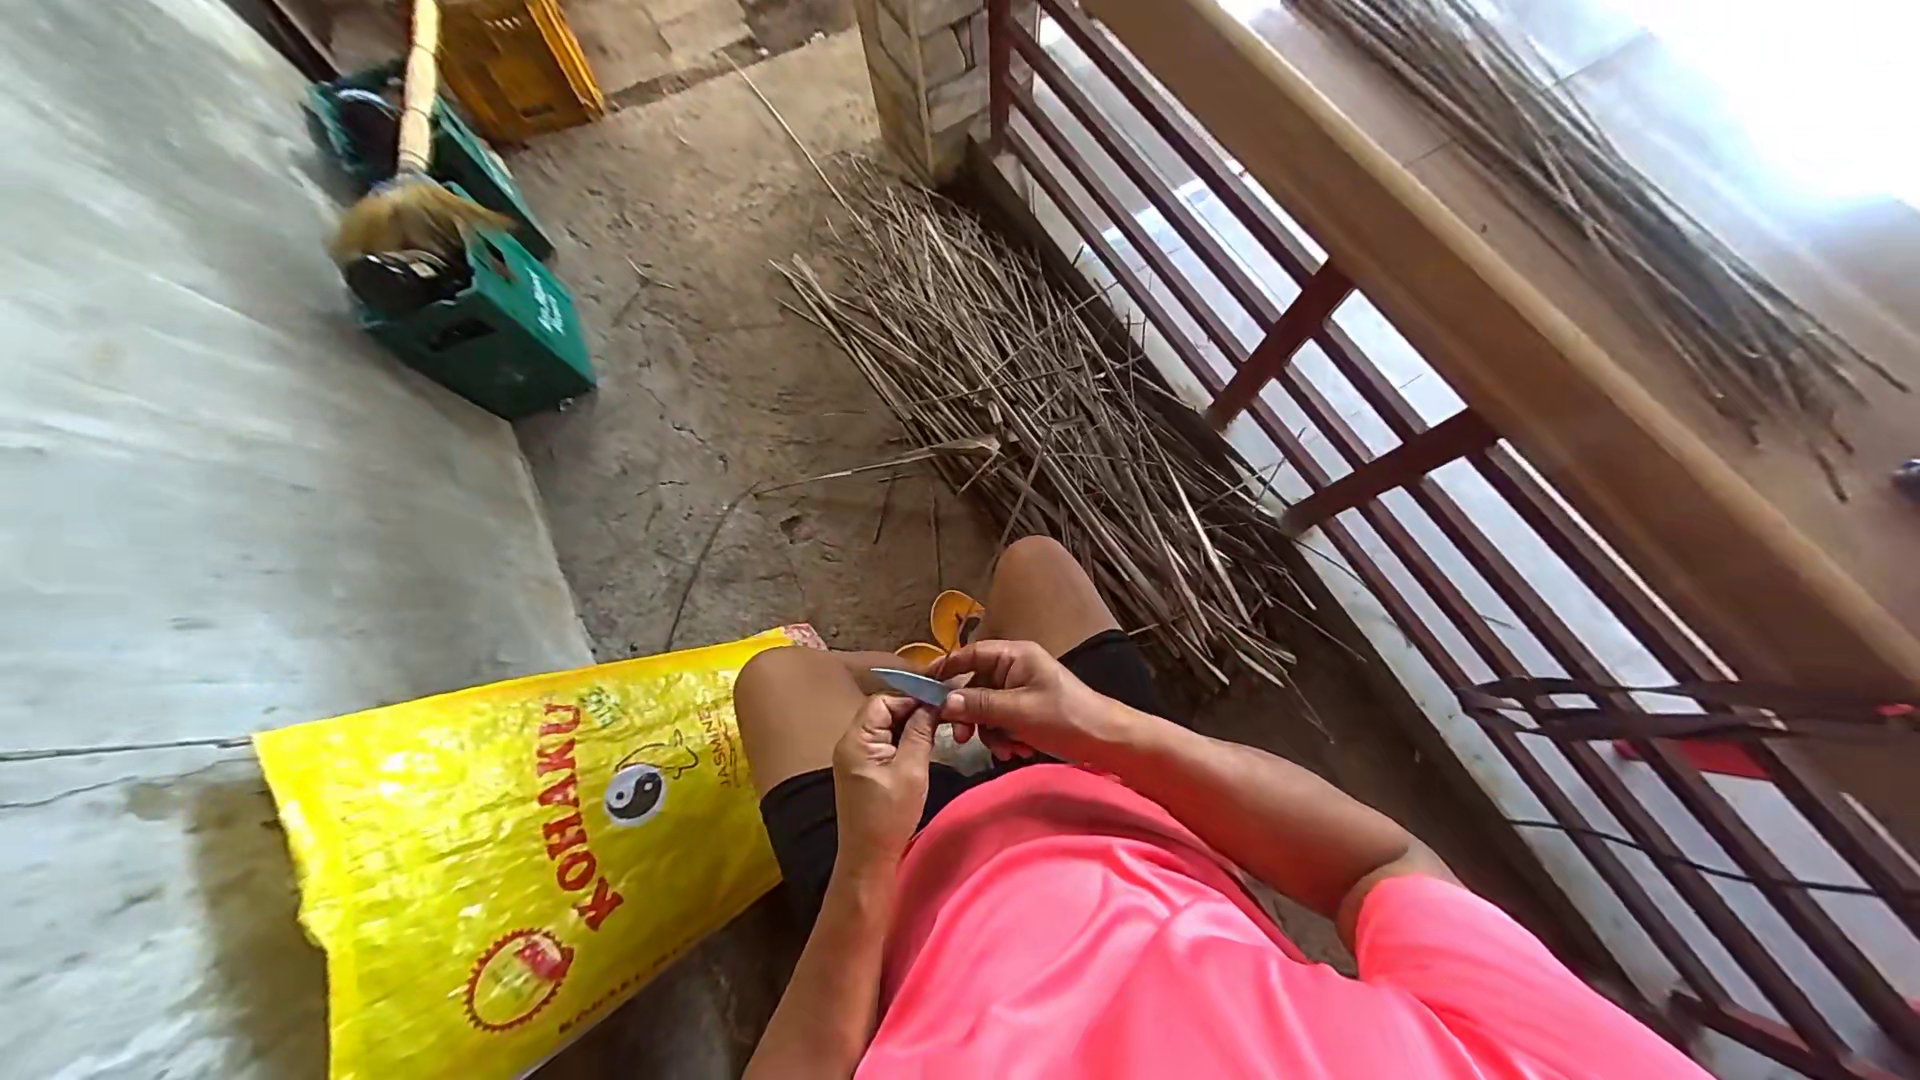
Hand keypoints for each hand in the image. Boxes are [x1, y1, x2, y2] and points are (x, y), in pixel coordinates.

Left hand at [832, 695, 936, 872]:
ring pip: (885, 724)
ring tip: (936, 728)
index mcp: (857, 739)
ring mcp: (854, 754)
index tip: (939, 702)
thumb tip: (933, 703)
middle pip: (883, 710)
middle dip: (912, 709)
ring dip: (909, 724)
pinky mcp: (862, 766)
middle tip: (942, 715)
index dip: (911, 698)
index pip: (883, 701)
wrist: (868, 858)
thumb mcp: (912, 770)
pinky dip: (902, 738)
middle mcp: (850, 741)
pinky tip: (922, 743)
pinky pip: (883, 740)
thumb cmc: (890, 815)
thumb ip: (921, 732)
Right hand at [933, 640, 1132, 764]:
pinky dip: (1005, 736)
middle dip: (971, 714)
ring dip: (991, 731)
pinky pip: (1002, 719)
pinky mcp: (1028, 709)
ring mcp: (1022, 689)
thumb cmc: (1065, 717)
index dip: (946, 667)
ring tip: (1008, 749)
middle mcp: (1016, 667)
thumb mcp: (1018, 711)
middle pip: (975, 685)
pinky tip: (1018, 750)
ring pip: (986, 707)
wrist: (1106, 740)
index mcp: (1015, 655)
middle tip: (963, 738)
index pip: (970, 653)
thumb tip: (943, 702)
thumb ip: (979, 705)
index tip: (923, 686)